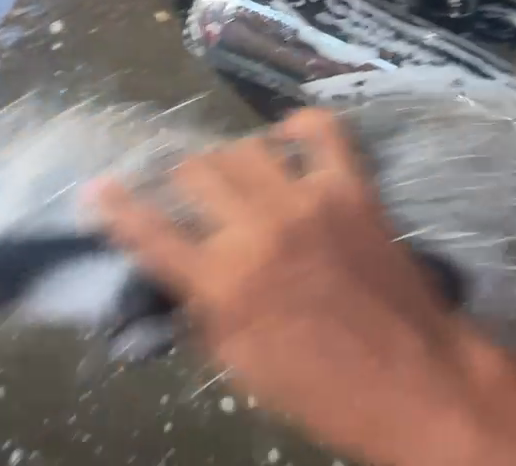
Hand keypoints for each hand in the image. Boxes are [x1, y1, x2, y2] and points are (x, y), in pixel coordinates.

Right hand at [87, 108, 479, 464]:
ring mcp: (308, 200)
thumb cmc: (324, 389)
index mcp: (226, 285)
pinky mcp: (351, 186)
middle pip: (195, 172)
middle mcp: (258, 231)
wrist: (418, 382)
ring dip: (230, 160)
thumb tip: (175, 272)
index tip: (96, 187)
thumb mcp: (244, 367)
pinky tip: (287, 141)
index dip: (116, 207)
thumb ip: (202, 311)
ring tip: (238, 177)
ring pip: (244, 146)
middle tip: (189, 193)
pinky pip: (320, 129)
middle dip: (181, 181)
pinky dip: (297, 126)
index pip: (151, 232)